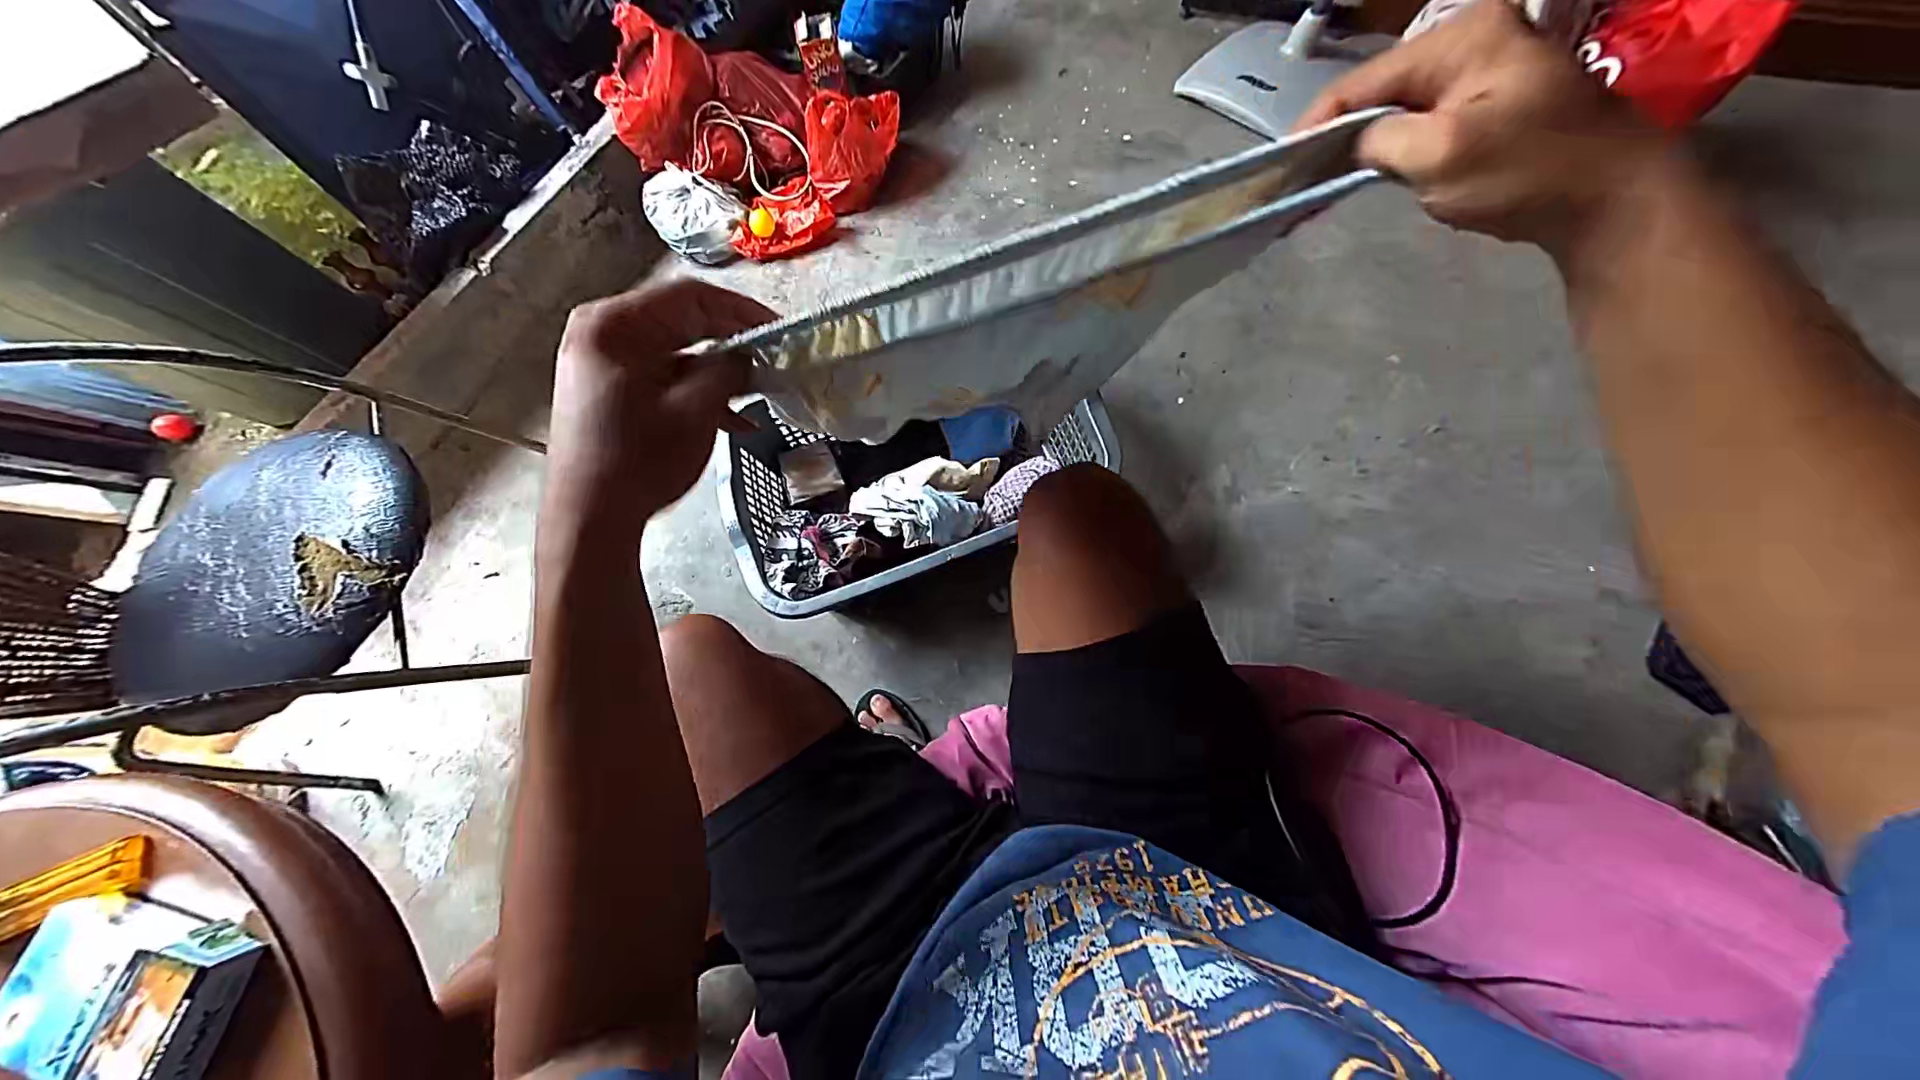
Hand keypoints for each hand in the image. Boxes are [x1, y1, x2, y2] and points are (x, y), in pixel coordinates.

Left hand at [544, 282, 774, 535]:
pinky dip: (701, 391)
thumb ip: (728, 372)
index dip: (742, 310)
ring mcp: (607, 363)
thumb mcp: (695, 411)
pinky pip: (667, 376)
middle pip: (683, 320)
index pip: (690, 296)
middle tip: (774, 356)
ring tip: (760, 388)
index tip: (778, 329)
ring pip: (680, 350)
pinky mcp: (615, 389)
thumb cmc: (635, 461)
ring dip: (721, 369)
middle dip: (734, 340)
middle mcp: (605, 334)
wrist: (590, 515)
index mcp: (615, 326)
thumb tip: (750, 357)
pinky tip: (735, 417)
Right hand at [1297, 0, 1668, 252]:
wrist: (1604, 195)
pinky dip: (1381, 152)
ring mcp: (1473, 72)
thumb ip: (1380, 140)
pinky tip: (1355, 175)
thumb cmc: (1526, 170)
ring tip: (1315, 183)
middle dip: (1332, 136)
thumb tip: (1353, 143)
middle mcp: (1466, 41)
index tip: (1280, 165)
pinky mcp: (1475, 104)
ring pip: (1389, 110)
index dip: (1314, 123)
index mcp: (1461, 38)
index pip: (1363, 80)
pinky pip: (1411, 124)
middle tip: (1294, 180)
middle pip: (1373, 92)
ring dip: (1353, 147)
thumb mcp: (1440, 153)